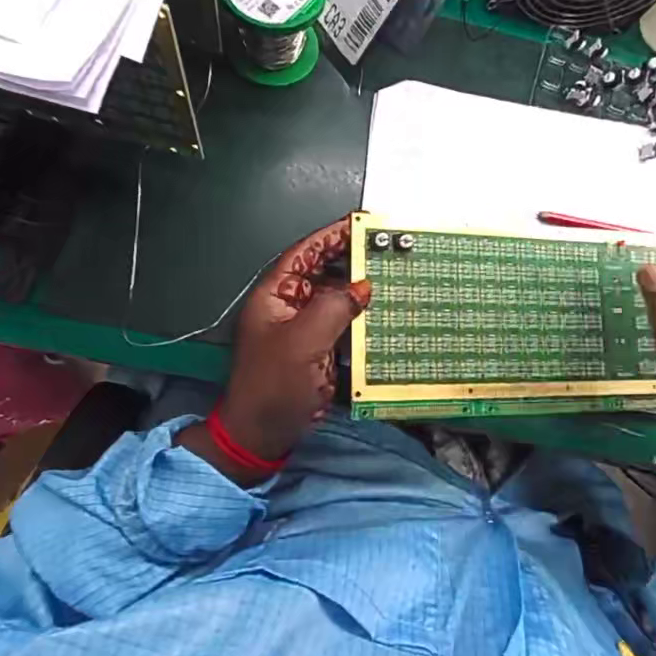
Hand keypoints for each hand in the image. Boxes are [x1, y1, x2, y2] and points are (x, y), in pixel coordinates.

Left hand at [180, 216, 369, 483]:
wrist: (262, 433)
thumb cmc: (272, 385)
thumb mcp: (302, 342)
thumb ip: (333, 308)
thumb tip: (362, 286)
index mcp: (274, 295)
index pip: (303, 254)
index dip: (329, 237)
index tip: (359, 223)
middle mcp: (289, 305)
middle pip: (323, 273)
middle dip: (351, 261)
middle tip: (387, 250)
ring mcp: (304, 328)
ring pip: (335, 299)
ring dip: (360, 289)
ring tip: (393, 275)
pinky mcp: (318, 349)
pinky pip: (342, 325)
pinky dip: (361, 318)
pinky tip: (385, 312)